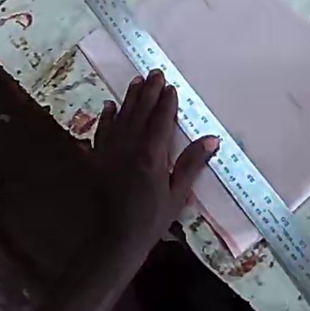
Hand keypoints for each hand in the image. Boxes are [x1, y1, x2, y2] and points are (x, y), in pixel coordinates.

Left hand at [89, 70, 217, 283]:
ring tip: (136, 81)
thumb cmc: (152, 219)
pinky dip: (106, 118)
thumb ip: (192, 164)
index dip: (166, 102)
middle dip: (148, 91)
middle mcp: (129, 147)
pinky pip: (101, 132)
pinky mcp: (97, 160)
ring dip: (129, 98)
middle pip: (140, 112)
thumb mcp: (178, 194)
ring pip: (120, 118)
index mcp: (151, 154)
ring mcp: (110, 152)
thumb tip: (211, 139)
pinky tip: (109, 107)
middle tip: (155, 73)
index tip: (171, 86)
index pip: (160, 120)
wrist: (117, 238)